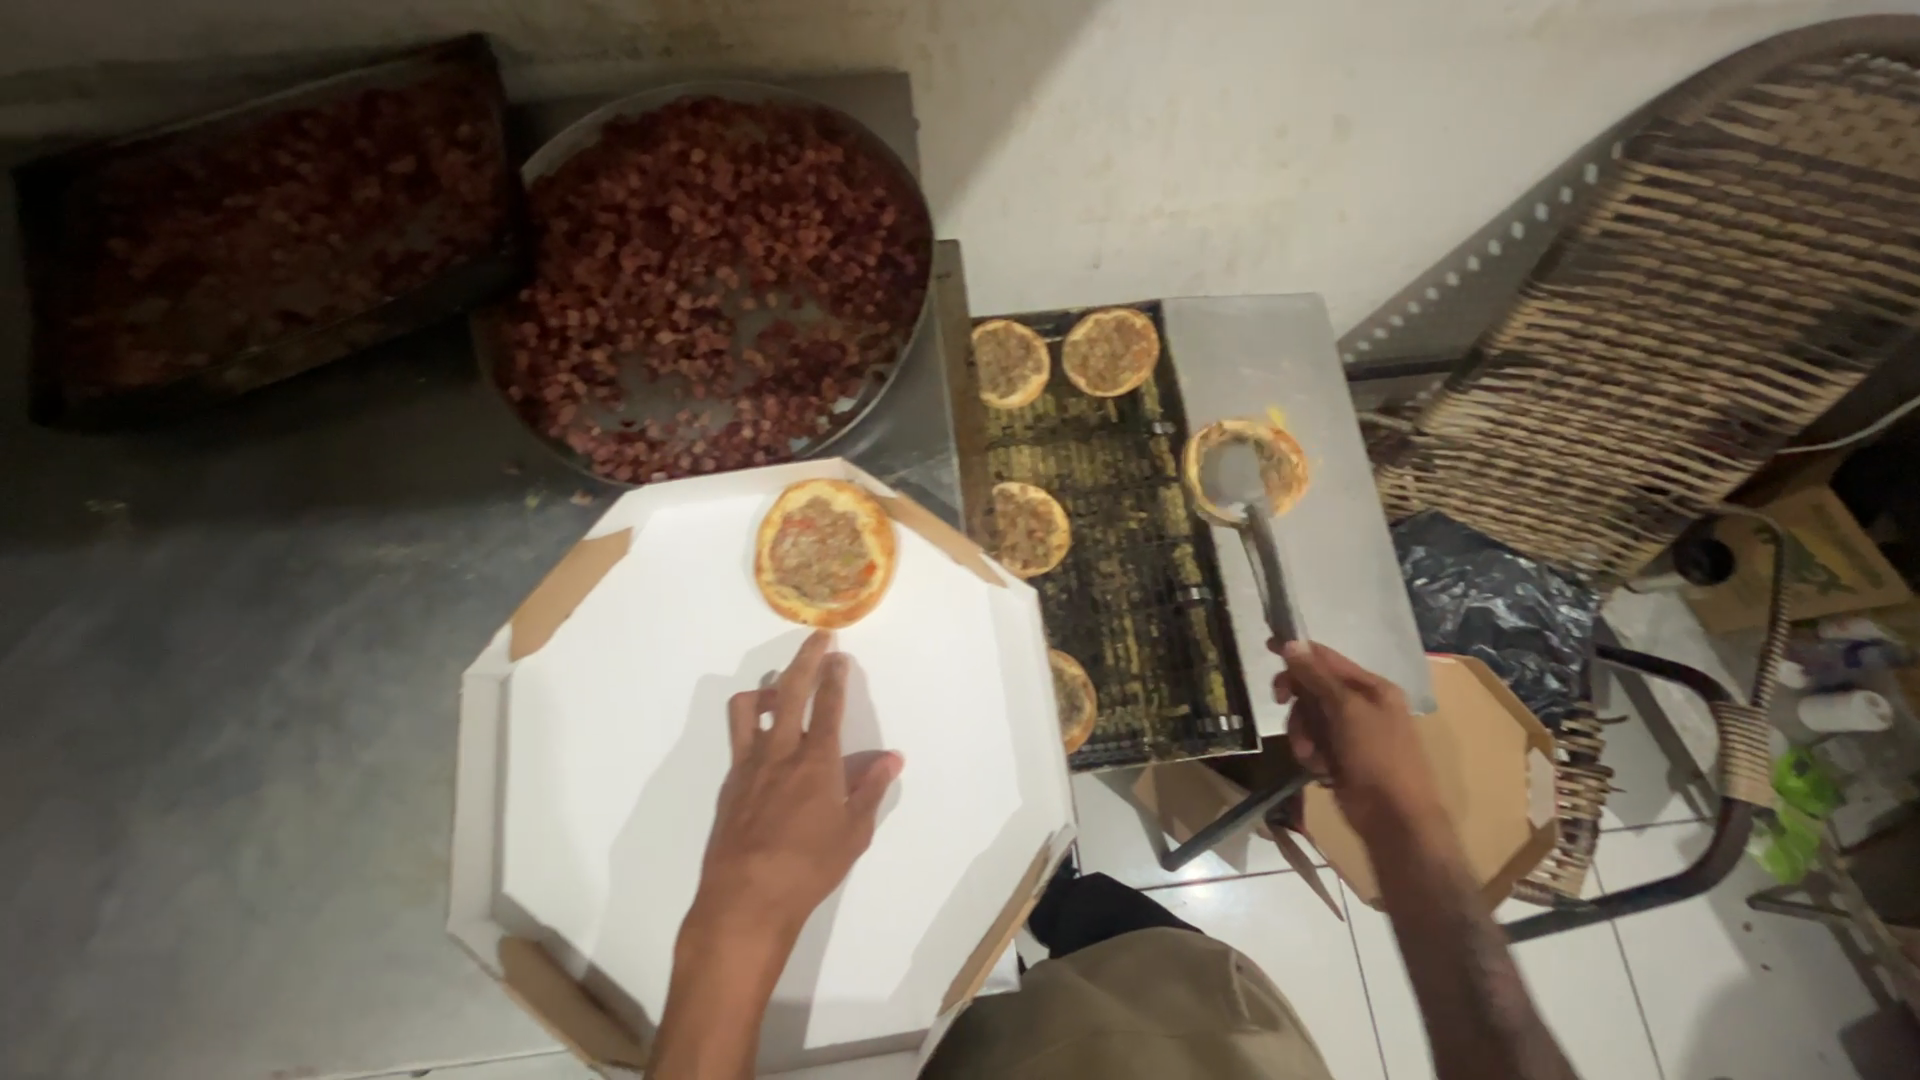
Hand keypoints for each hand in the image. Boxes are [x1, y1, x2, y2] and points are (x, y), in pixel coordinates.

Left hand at [691, 630, 904, 943]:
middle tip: (816, 639)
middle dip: (806, 659)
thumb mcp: (854, 832)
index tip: (838, 654)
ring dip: (768, 689)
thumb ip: (870, 789)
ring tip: (782, 689)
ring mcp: (749, 765)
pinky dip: (753, 725)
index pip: (827, 704)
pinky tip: (766, 742)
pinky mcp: (730, 783)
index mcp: (817, 761)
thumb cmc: (809, 868)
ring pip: (750, 707)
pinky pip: (739, 738)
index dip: (835, 675)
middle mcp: (780, 752)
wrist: (745, 900)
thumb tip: (891, 759)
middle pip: (791, 690)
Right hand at [1271, 639, 1440, 836]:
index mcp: (1372, 687)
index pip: (1327, 658)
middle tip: (1281, 702)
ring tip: (1312, 754)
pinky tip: (1320, 768)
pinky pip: (1311, 742)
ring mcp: (1350, 732)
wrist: (1394, 817)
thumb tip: (1291, 643)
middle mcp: (1361, 705)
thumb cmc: (1378, 756)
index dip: (1298, 652)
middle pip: (1312, 688)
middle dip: (1298, 702)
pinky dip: (1310, 753)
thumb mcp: (1346, 710)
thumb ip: (1316, 676)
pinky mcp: (1339, 756)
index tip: (1268, 645)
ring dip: (1302, 734)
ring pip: (1307, 717)